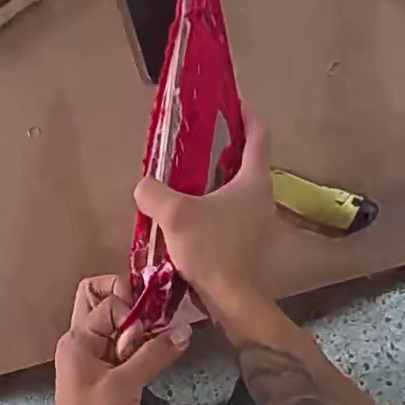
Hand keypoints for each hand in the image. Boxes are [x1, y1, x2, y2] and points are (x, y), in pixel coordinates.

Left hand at [44, 275, 191, 404]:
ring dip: (140, 331)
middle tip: (152, 326)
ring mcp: (94, 356)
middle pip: (104, 300)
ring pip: (118, 323)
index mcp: (78, 338)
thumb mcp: (124, 385)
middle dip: (132, 305)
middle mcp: (83, 341)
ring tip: (155, 348)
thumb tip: (182, 331)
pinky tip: (157, 358)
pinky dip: (143, 348)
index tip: (144, 335)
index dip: (132, 312)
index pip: (109, 302)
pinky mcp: (108, 372)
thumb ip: (154, 354)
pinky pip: (126, 347)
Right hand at [132, 112, 273, 315]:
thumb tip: (143, 186)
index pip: (258, 136)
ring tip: (186, 186)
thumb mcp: (174, 215)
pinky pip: (230, 217)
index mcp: (253, 180)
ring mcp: (256, 223)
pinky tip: (190, 222)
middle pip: (245, 165)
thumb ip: (153, 193)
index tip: (231, 106)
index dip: (245, 116)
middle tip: (195, 149)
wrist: (230, 298)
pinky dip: (213, 211)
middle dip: (223, 153)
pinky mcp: (246, 245)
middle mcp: (261, 198)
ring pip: (236, 193)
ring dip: (215, 185)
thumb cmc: (211, 250)